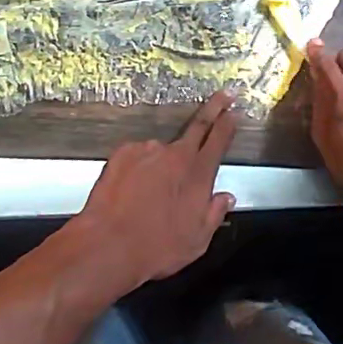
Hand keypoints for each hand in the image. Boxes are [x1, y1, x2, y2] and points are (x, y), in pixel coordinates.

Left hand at [58, 91, 238, 297]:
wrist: (109, 244)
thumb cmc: (156, 248)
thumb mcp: (196, 241)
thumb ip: (214, 214)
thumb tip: (225, 198)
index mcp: (198, 174)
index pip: (219, 139)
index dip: (228, 123)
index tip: (233, 111)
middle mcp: (175, 155)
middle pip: (199, 125)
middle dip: (214, 108)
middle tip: (223, 95)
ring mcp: (148, 150)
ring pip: (161, 151)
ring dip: (161, 164)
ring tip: (149, 194)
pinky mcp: (123, 153)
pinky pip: (137, 157)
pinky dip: (138, 169)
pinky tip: (131, 191)